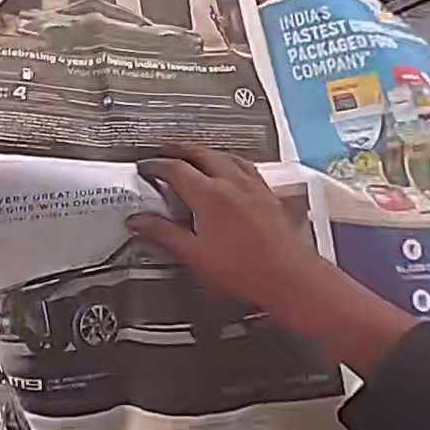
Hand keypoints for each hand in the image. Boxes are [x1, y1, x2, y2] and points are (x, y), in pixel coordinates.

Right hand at [128, 146, 329, 311]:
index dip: (156, 166)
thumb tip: (140, 222)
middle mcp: (232, 184)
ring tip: (194, 154)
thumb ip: (163, 234)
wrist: (290, 279)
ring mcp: (253, 187)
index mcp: (209, 195)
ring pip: (224, 156)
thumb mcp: (194, 255)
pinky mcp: (268, 195)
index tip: (146, 167)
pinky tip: (232, 168)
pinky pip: (245, 166)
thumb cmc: (247, 271)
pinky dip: (230, 161)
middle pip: (200, 153)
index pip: (175, 169)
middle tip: (164, 152)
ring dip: (204, 152)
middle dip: (178, 150)